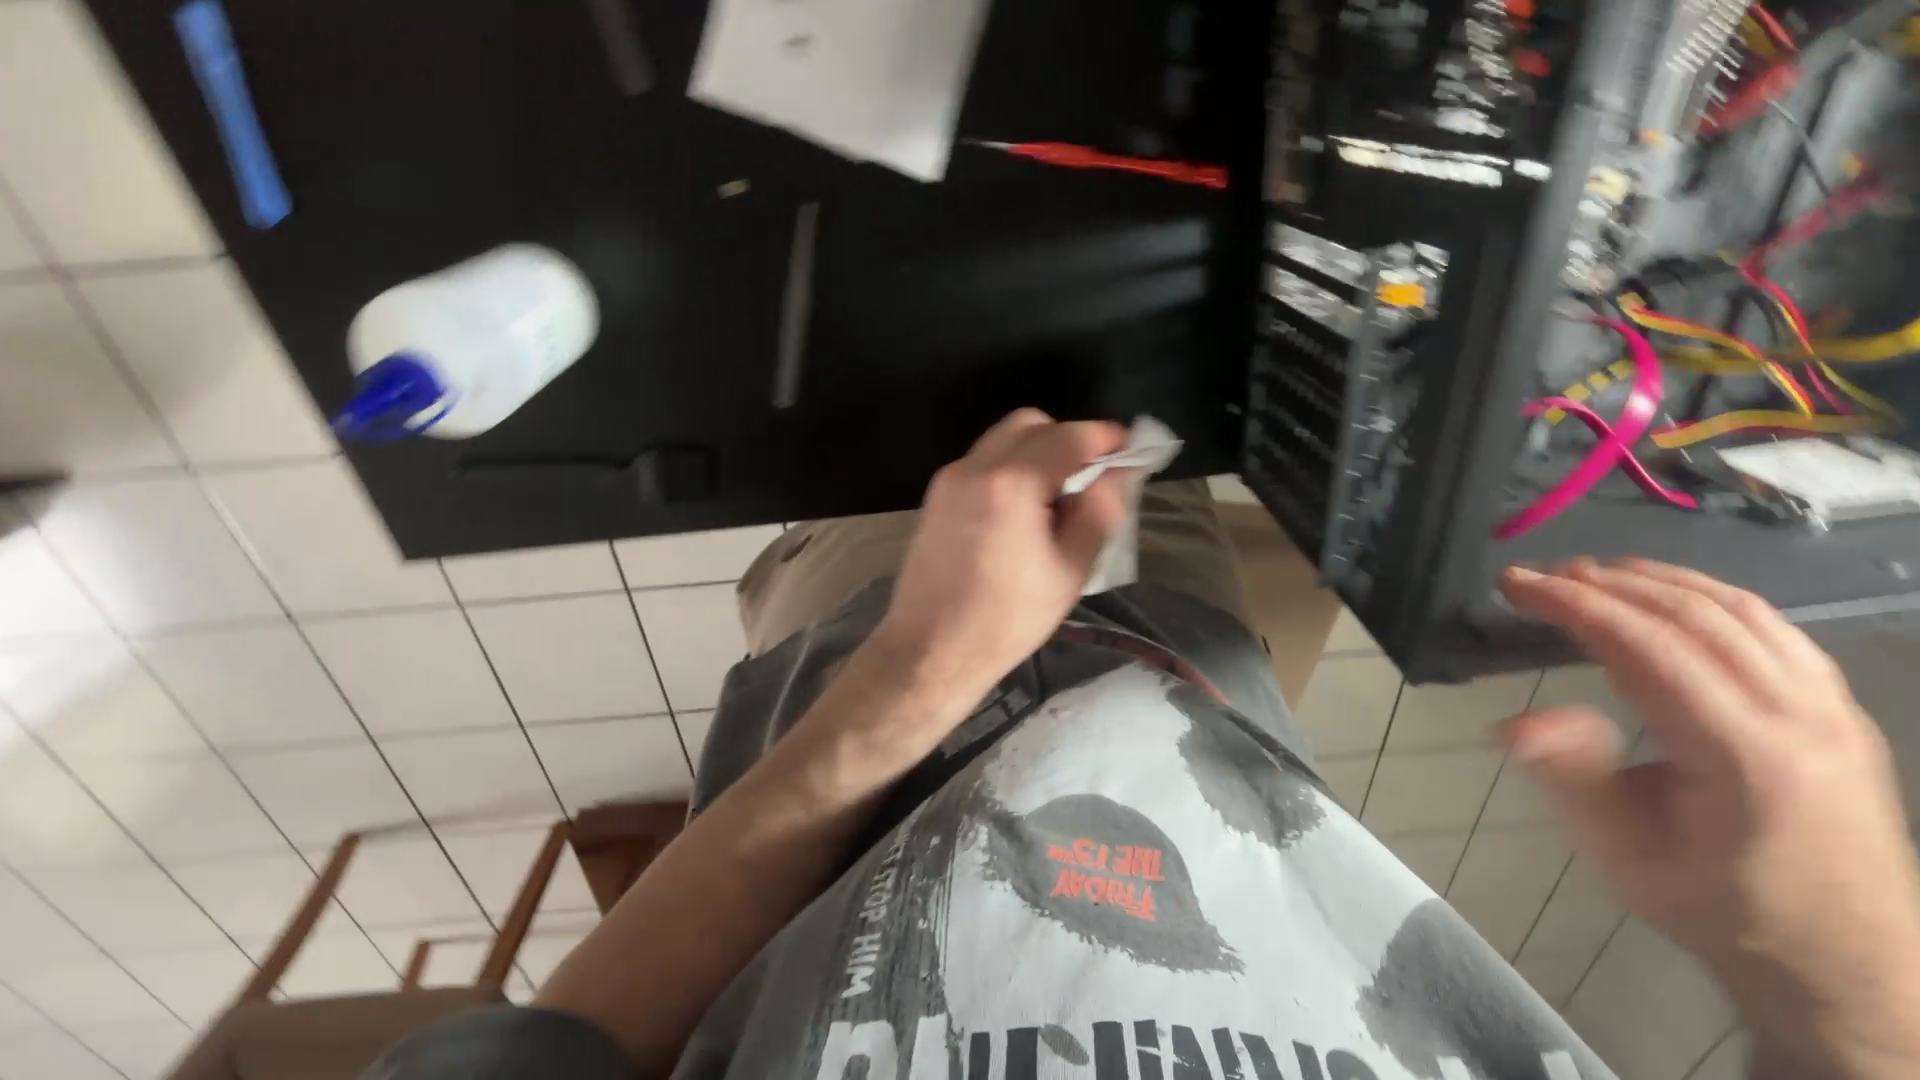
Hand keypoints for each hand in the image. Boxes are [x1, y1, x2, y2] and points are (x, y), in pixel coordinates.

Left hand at [871, 409, 1129, 698]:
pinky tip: (1023, 512)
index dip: (1105, 437)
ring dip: (1037, 452)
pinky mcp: (935, 498)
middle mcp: (974, 468)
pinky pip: (982, 463)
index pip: (1068, 436)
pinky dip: (1010, 469)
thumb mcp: (1071, 570)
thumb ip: (1100, 512)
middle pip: (1030, 424)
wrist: (930, 650)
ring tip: (1058, 499)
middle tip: (1091, 476)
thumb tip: (1118, 473)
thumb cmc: (1007, 620)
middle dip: (1067, 439)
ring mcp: (948, 480)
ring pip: (1003, 440)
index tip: (1130, 449)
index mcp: (1011, 483)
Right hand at [1501, 559, 1919, 1077]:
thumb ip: (1573, 780)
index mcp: (1742, 754)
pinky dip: (1712, 597)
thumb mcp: (1625, 857)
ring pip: (1742, 611)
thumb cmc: (1716, 907)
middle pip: (1695, 615)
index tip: (1516, 582)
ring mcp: (1833, 710)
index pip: (1647, 646)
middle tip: (1543, 573)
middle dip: (1609, 582)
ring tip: (1596, 573)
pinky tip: (1673, 600)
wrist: (1846, 960)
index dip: (1574, 603)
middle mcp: (1799, 717)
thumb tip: (1516, 724)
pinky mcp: (1843, 711)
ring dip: (1661, 580)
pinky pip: (1776, 629)